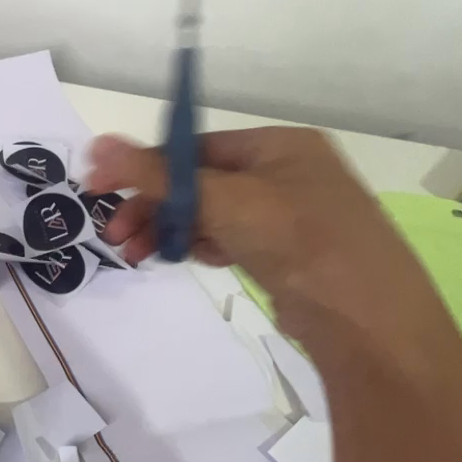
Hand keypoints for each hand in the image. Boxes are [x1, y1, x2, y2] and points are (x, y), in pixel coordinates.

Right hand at [84, 127, 438, 340]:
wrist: (366, 317)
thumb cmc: (295, 240)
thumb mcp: (217, 200)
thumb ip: (153, 173)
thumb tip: (95, 144)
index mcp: (278, 145)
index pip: (191, 147)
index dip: (141, 168)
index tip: (98, 191)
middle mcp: (285, 170)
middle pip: (195, 181)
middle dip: (150, 208)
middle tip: (114, 235)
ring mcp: (288, 211)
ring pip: (207, 213)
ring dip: (166, 230)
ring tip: (138, 256)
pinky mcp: (286, 248)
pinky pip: (227, 236)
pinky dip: (198, 246)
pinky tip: (187, 261)